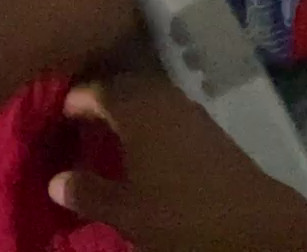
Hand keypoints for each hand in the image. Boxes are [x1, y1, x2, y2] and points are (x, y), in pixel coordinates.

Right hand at [49, 67, 306, 251]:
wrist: (252, 221)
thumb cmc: (180, 215)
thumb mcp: (127, 211)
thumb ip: (89, 192)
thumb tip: (54, 179)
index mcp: (138, 109)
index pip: (99, 89)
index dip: (78, 98)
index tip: (59, 110)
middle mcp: (162, 98)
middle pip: (125, 85)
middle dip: (102, 96)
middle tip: (80, 117)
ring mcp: (188, 108)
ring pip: (149, 94)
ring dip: (128, 105)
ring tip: (108, 128)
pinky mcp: (206, 123)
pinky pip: (167, 107)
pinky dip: (150, 115)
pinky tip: (145, 140)